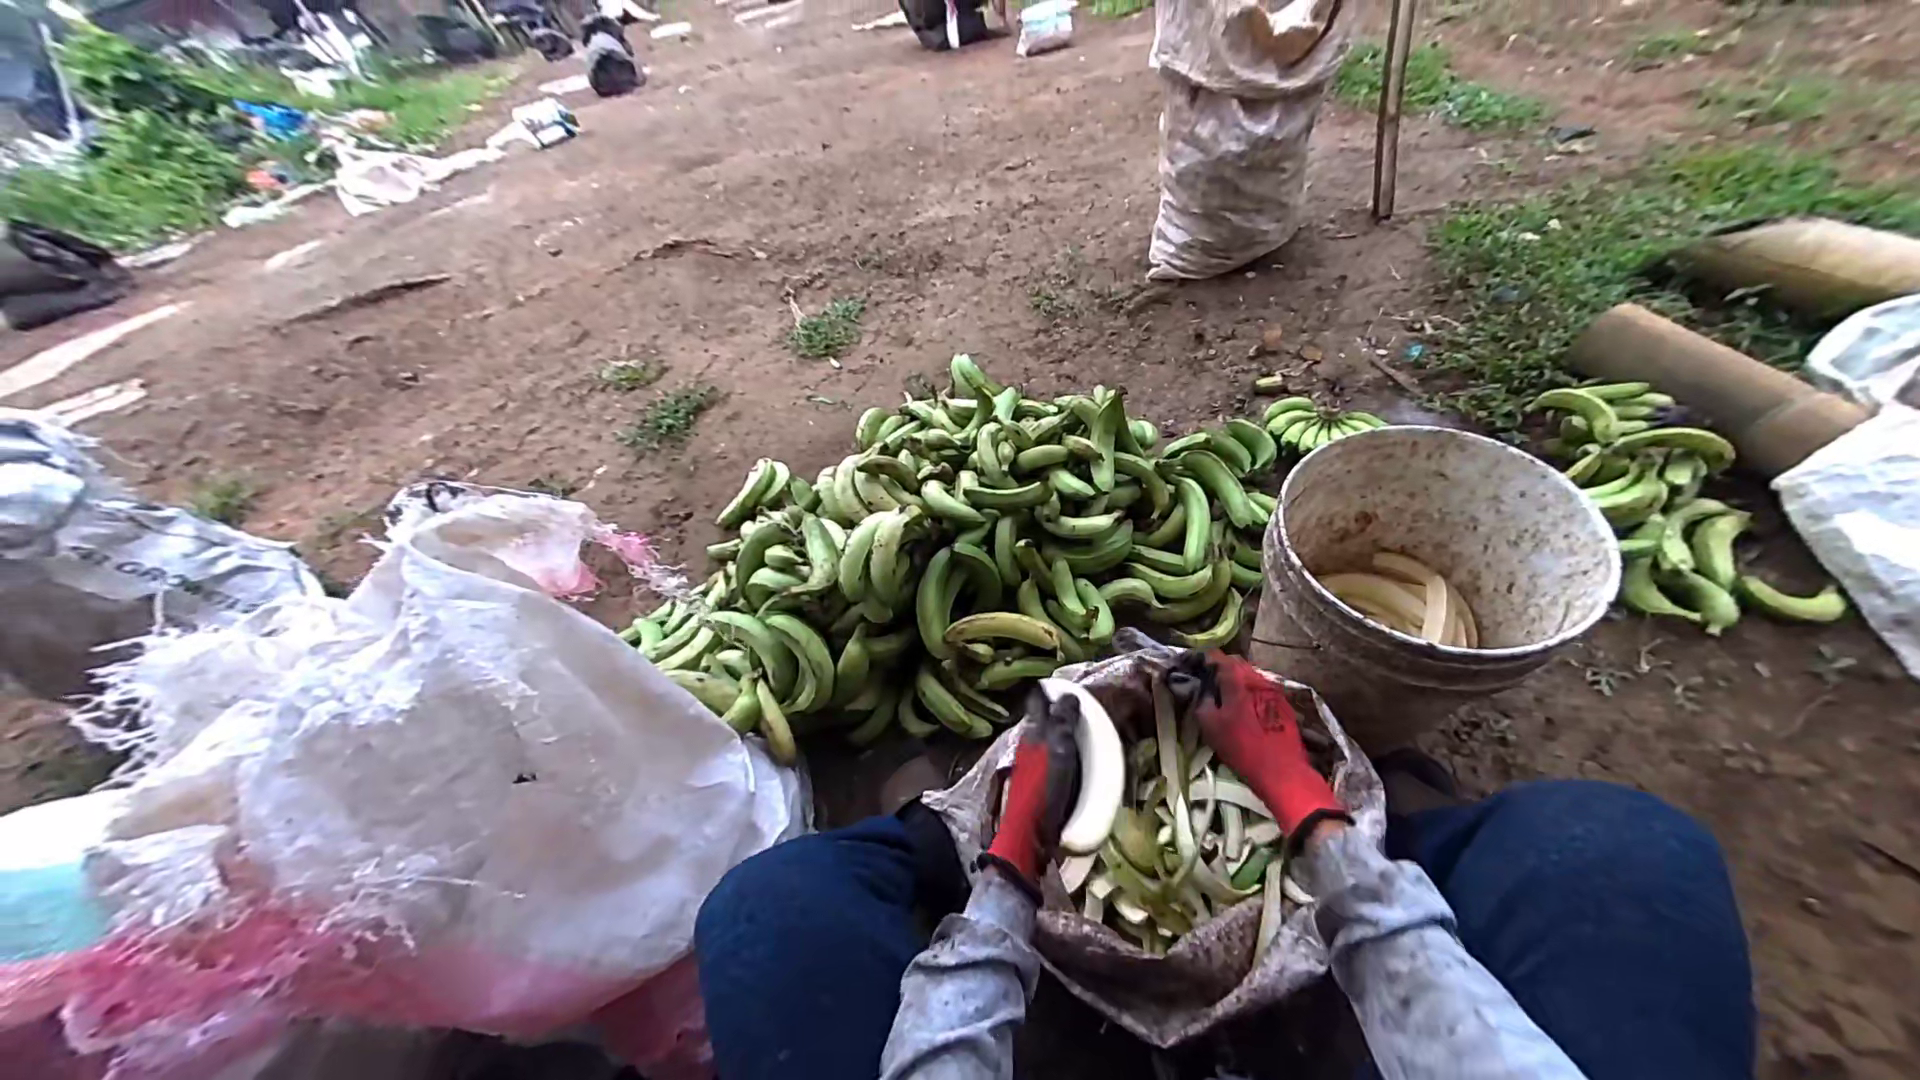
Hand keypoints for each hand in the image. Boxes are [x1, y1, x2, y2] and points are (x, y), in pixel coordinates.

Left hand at [982, 686, 1081, 894]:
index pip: (1036, 701)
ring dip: (1051, 729)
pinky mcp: (1029, 781)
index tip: (1059, 682)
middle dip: (1049, 708)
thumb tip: (1067, 695)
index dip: (1045, 690)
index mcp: (1033, 733)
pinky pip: (1042, 755)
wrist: (1026, 836)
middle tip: (1070, 702)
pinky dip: (1053, 749)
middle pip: (1036, 718)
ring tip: (1070, 726)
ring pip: (1038, 736)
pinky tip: (1063, 757)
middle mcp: (1025, 744)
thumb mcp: (1061, 753)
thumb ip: (1062, 724)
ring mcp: (1025, 764)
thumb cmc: (1045, 791)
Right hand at [1167, 650, 1347, 842]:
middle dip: (1222, 667)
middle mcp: (1258, 679)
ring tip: (1226, 693)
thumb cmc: (1242, 747)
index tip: (1194, 665)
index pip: (1218, 657)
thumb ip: (1202, 700)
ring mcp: (1275, 691)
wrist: (1283, 773)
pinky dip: (1250, 691)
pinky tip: (1245, 706)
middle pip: (1237, 663)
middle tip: (1209, 679)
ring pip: (1251, 676)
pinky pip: (1262, 689)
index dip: (1204, 658)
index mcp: (1238, 680)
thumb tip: (1200, 689)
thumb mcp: (1209, 725)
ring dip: (1237, 680)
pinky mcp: (1285, 704)